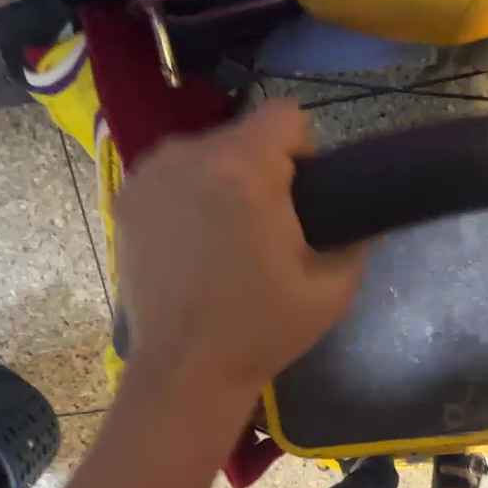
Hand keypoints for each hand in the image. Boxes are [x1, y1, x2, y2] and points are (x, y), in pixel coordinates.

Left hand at [113, 102, 366, 393]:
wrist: (188, 370)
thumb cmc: (263, 330)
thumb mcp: (331, 291)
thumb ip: (355, 241)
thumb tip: (361, 218)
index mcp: (244, 172)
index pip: (286, 116)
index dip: (305, 152)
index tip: (304, 197)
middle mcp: (190, 156)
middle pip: (242, 136)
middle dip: (262, 172)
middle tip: (268, 231)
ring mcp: (150, 175)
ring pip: (204, 155)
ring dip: (223, 183)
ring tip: (227, 240)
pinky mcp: (126, 200)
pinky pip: (171, 178)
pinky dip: (187, 199)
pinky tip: (192, 247)